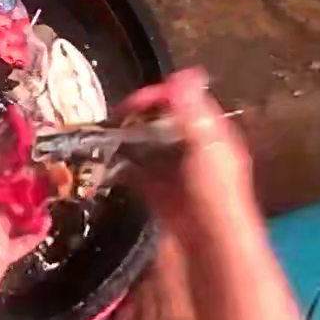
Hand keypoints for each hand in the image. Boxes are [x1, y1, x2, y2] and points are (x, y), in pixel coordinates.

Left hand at [0, 131, 49, 307]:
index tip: (30, 142)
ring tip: (56, 189)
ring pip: (19, 212)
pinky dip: (36, 231)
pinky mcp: (6, 251)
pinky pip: (25, 238)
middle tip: (51, 165)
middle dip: (28, 179)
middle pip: (9, 190)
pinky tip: (50, 220)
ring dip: (35, 203)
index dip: (9, 156)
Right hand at [117, 68, 258, 241]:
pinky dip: (127, 169)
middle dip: (139, 119)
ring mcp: (178, 174)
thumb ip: (193, 112)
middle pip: (164, 125)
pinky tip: (111, 168)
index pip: (184, 102)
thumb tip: (185, 73)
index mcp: (211, 134)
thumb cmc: (213, 195)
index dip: (159, 96)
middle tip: (114, 119)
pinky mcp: (164, 196)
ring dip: (131, 143)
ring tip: (107, 140)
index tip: (132, 101)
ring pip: (151, 149)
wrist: (211, 246)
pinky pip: (143, 175)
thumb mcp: (206, 147)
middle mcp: (196, 151)